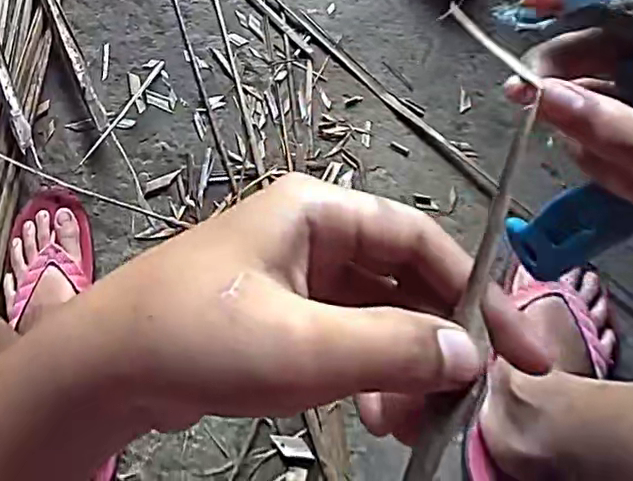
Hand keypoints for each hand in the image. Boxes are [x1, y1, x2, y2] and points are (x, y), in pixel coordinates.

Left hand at [44, 174, 552, 435]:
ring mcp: (298, 270)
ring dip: (405, 361)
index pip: (416, 236)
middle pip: (402, 274)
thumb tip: (469, 352)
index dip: (474, 288)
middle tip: (470, 400)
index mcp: (315, 211)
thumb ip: (390, 347)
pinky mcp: (285, 308)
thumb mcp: (301, 345)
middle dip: (439, 334)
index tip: (518, 352)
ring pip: (379, 310)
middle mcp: (312, 230)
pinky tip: (376, 416)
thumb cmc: (201, 332)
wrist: (114, 359)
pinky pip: (350, 333)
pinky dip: (373, 371)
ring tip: (410, 420)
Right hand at [506, 0, 632, 382]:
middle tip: (525, 87)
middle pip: (625, 57)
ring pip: (606, 103)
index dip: (605, 4)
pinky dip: (591, 159)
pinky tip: (606, 185)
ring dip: (580, 123)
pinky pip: (606, 149)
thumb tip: (546, 92)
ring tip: (590, 163)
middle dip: (574, 68)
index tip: (538, 3)